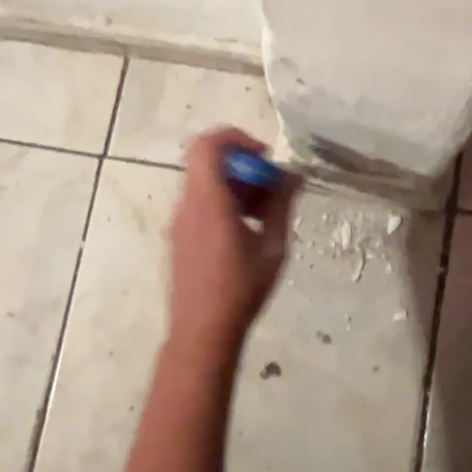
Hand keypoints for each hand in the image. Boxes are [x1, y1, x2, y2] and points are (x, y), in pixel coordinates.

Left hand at [167, 127, 297, 350]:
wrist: (201, 333)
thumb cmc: (240, 290)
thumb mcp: (273, 247)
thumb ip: (282, 206)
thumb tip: (293, 176)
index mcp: (208, 202)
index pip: (208, 145)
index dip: (237, 139)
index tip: (264, 158)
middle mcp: (187, 205)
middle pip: (207, 162)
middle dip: (242, 166)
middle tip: (271, 188)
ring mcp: (178, 222)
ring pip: (204, 183)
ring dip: (235, 186)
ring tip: (263, 213)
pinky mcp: (179, 238)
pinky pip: (200, 204)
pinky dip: (223, 203)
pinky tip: (246, 232)